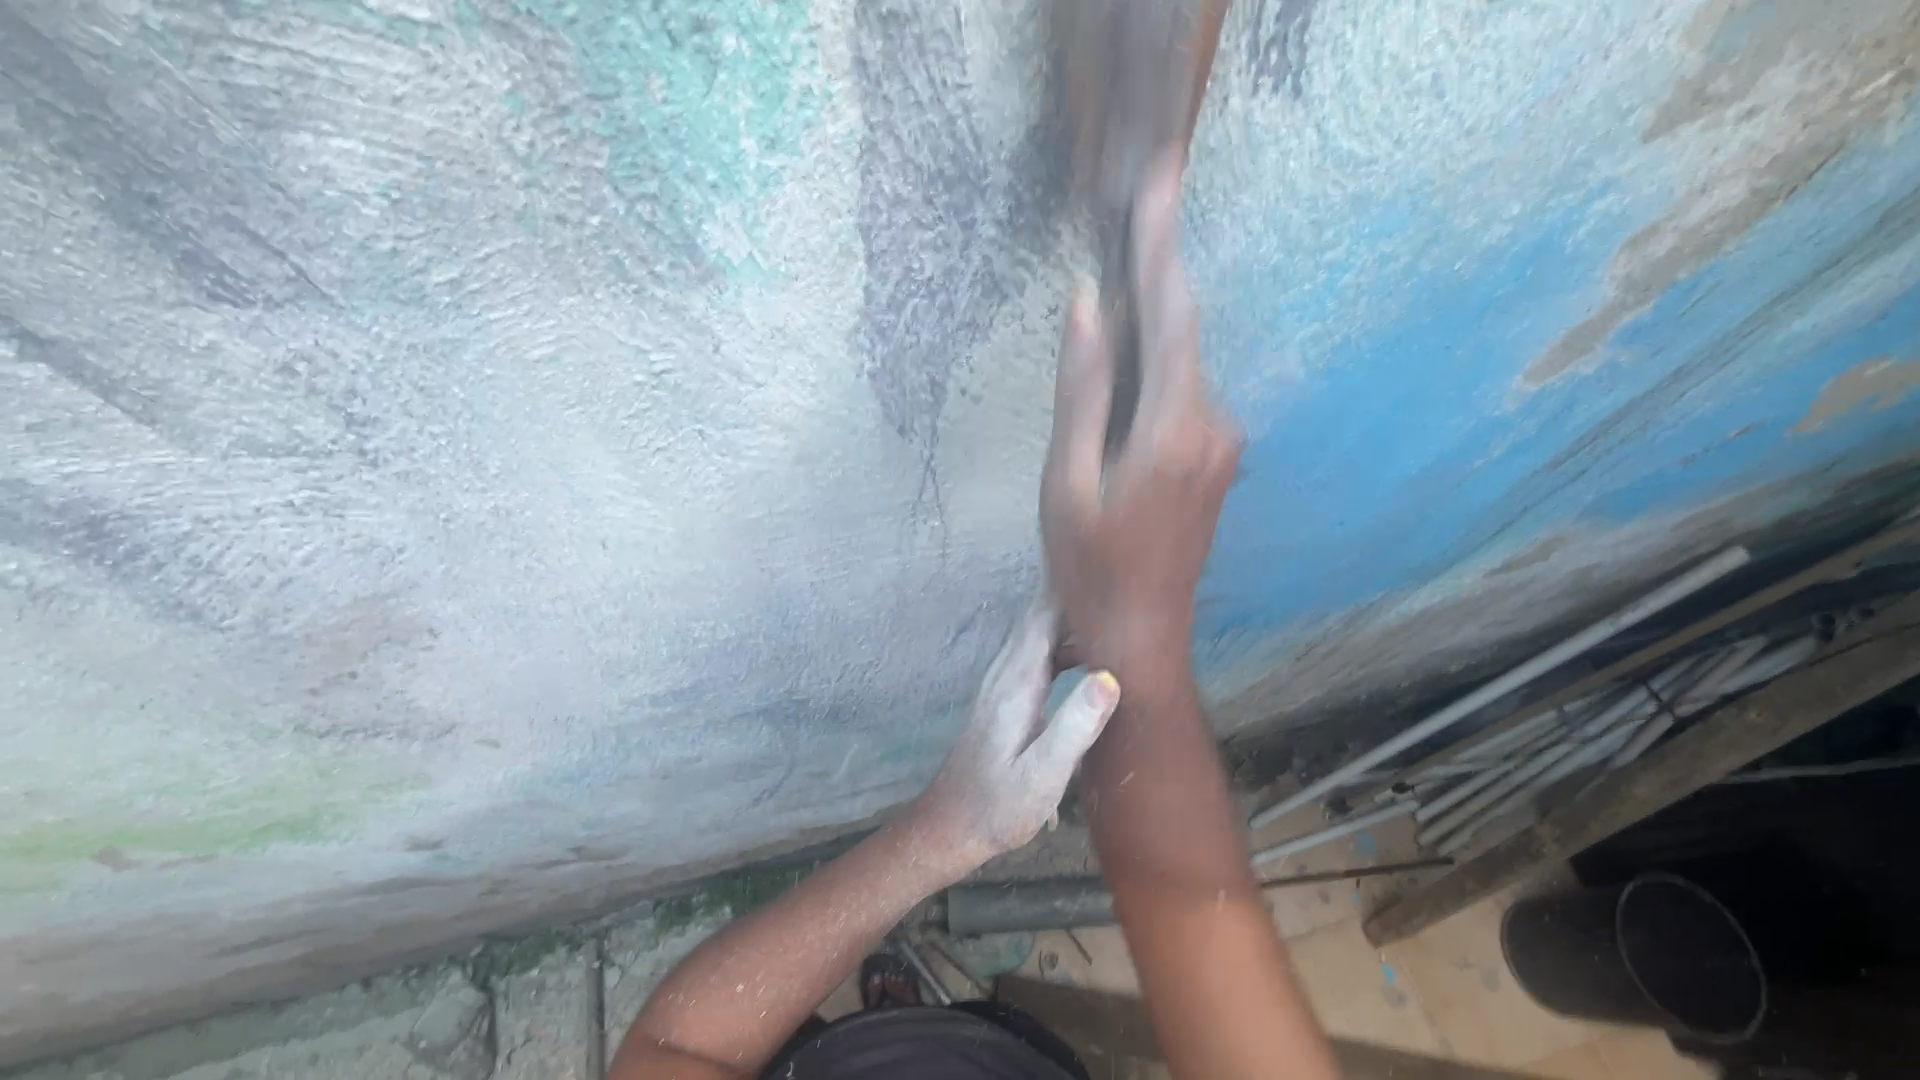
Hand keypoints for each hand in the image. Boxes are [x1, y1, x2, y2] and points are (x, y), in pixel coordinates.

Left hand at [909, 595, 1120, 868]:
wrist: (952, 825)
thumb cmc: (1000, 806)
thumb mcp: (1044, 774)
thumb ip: (1074, 725)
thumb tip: (1109, 675)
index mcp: (1017, 682)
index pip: (1044, 616)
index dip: (1074, 589)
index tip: (1112, 570)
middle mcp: (1006, 672)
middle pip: (1041, 616)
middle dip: (1077, 596)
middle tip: (1124, 584)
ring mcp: (1003, 683)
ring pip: (1038, 633)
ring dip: (1072, 619)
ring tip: (1116, 616)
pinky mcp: (1006, 697)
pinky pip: (1037, 653)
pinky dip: (1064, 644)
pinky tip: (1090, 658)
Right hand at [1040, 153, 1242, 682]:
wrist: (1141, 635)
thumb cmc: (1089, 566)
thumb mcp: (1066, 479)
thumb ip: (1082, 389)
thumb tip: (1087, 302)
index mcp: (1174, 427)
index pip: (1170, 314)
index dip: (1161, 242)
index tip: (1160, 175)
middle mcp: (1214, 424)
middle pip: (1182, 329)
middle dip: (1159, 263)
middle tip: (1143, 194)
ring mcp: (1223, 443)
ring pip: (1182, 360)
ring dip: (1154, 314)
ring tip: (1124, 260)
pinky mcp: (1217, 457)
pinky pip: (1184, 390)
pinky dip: (1158, 360)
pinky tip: (1130, 344)